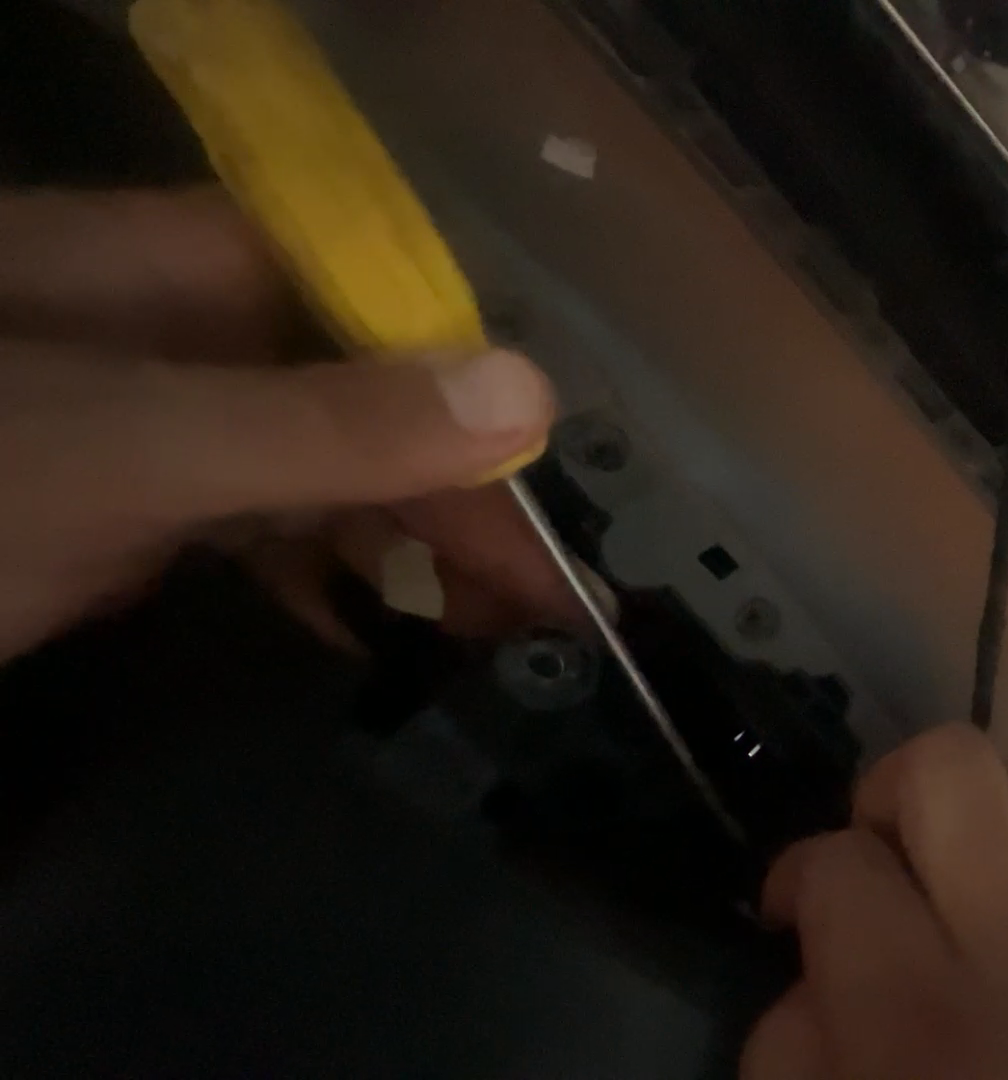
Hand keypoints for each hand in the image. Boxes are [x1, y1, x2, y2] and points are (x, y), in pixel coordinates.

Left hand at [0, 188, 572, 660]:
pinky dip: (356, 580)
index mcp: (213, 280)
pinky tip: (400, 630)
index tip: (558, 519)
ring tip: (516, 633)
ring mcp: (192, 420)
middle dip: (482, 517)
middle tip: (563, 615)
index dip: (495, 423)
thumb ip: (327, 424)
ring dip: (436, 558)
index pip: (411, 331)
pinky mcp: (164, 496)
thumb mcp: (116, 450)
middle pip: (399, 420)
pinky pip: (300, 529)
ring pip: (360, 480)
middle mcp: (220, 339)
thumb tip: (532, 394)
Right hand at [745, 724, 1007, 1079]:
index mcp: (930, 1030)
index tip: (795, 904)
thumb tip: (817, 958)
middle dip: (894, 787)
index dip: (798, 875)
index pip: (841, 870)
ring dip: (1002, 798)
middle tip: (885, 849)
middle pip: (955, 768)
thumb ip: (794, 1053)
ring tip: (976, 856)